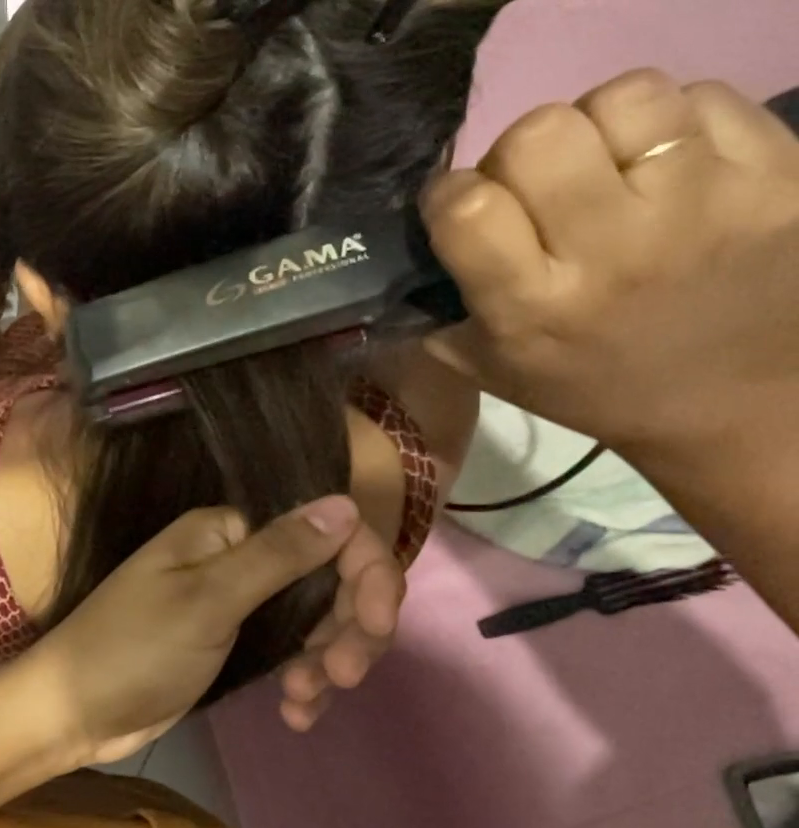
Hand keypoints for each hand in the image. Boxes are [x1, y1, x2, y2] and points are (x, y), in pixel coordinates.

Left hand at [19, 495, 362, 764]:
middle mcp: (231, 560)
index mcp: (223, 533)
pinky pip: (289, 654)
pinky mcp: (228, 647)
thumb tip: (343, 502)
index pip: (323, 530)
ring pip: (316, 621)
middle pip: (329, 579)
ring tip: (305, 697)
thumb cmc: (132, 651)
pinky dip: (303, 683)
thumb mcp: (207, 602)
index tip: (378, 624)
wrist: (73, 713)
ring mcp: (231, 605)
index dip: (365, 573)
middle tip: (342, 675)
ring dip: (326, 660)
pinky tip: (296, 714)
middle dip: (350, 627)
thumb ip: (277, 555)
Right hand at [421, 71, 798, 460]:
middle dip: (516, 153)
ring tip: (602, 163)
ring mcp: (702, 203)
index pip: (467, 207)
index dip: (448, 195)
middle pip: (538, 136)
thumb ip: (437, 310)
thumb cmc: (586, 385)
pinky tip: (661, 162)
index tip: (455, 209)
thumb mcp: (487, 367)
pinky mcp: (776, 172)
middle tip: (532, 184)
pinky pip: (701, 98)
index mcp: (533, 305)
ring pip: (622, 98)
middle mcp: (613, 250)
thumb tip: (399, 253)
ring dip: (596, 124)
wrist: (730, 397)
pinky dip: (669, 121)